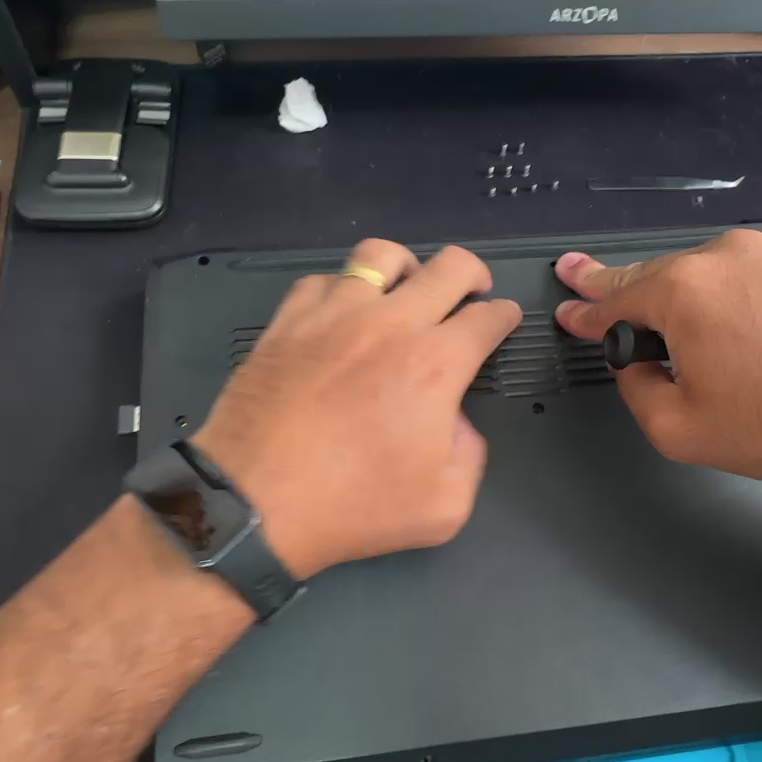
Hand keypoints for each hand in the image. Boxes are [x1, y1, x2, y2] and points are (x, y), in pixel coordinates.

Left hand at [194, 240, 521, 579]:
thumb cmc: (353, 505)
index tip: (502, 319)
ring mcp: (334, 314)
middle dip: (472, 274)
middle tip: (472, 291)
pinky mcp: (288, 321)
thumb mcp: (445, 504)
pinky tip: (341, 311)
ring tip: (405, 286)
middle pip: (448, 266)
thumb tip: (454, 420)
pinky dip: (341, 288)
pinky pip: (322, 280)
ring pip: (380, 255)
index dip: (504, 315)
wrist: (257, 502)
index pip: (486, 318)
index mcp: (434, 363)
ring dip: (406, 266)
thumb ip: (470, 452)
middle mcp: (390, 323)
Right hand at [552, 229, 761, 508]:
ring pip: (702, 275)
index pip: (614, 298)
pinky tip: (732, 331)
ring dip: (680, 299)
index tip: (566, 309)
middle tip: (579, 274)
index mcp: (685, 289)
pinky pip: (746, 278)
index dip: (584, 310)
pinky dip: (727, 299)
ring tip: (672, 332)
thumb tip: (638, 362)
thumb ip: (634, 386)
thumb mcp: (675, 427)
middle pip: (654, 276)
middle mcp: (726, 256)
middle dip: (617, 288)